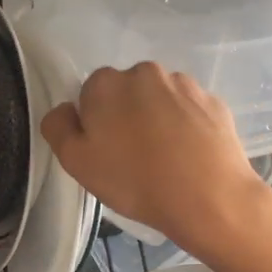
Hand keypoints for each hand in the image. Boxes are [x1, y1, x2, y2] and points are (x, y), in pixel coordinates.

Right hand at [40, 62, 271, 260]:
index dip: (94, 122)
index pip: (89, 94)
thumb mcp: (75, 162)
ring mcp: (184, 85)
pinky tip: (189, 155)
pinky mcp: (214, 102)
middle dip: (126, 114)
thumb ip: (57, 126)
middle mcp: (144, 72)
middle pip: (125, 92)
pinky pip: (189, 110)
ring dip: (157, 117)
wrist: (210, 199)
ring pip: (159, 98)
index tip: (104, 149)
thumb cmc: (134, 180)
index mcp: (105, 83)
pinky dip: (186, 125)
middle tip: (132, 154)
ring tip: (165, 157)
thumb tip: (65, 109)